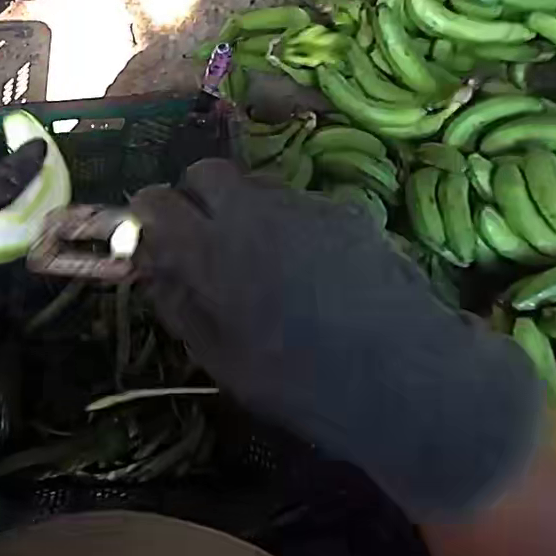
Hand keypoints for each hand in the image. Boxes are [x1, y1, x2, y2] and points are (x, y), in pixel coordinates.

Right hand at [131, 159, 544, 518]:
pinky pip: (296, 201)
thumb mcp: (221, 357)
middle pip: (206, 173)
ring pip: (253, 183)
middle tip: (201, 236)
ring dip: (240, 207)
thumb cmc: (301, 382)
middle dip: (194, 196)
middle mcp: (253, 213)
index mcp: (212, 252)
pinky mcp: (344, 210)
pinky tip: (305, 263)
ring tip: (257, 253)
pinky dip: (284, 220)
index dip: (146, 214)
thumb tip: (151, 268)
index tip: (149, 235)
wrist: (409, 380)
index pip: (157, 202)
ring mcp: (303, 205)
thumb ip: (177, 303)